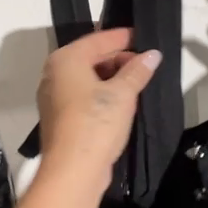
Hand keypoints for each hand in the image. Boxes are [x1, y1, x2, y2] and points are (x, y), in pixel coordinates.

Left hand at [36, 28, 160, 192]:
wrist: (72, 170)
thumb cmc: (96, 123)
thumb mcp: (122, 94)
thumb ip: (137, 71)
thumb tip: (152, 54)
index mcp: (65, 59)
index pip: (98, 39)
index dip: (123, 37)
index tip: (145, 38)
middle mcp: (54, 74)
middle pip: (91, 58)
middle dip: (119, 59)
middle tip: (146, 65)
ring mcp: (54, 98)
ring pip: (88, 79)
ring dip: (112, 79)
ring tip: (139, 83)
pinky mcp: (61, 118)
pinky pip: (84, 97)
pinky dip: (102, 95)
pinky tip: (123, 102)